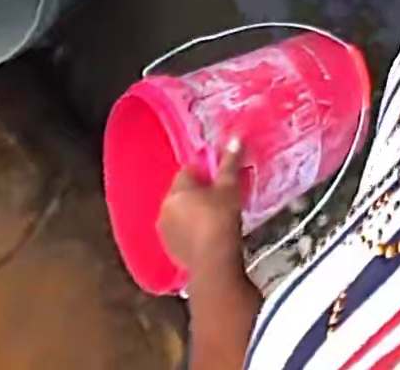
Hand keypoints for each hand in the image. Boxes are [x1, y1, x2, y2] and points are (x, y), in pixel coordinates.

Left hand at [157, 141, 245, 281]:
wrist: (215, 262)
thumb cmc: (221, 218)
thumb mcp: (229, 186)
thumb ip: (230, 161)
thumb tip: (235, 138)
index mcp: (175, 192)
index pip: (189, 169)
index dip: (207, 168)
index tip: (223, 173)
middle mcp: (164, 209)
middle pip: (184, 189)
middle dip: (201, 188)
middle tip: (223, 191)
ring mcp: (165, 232)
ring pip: (182, 210)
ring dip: (196, 207)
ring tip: (218, 210)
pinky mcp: (171, 249)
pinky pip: (182, 228)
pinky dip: (193, 225)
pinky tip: (210, 229)